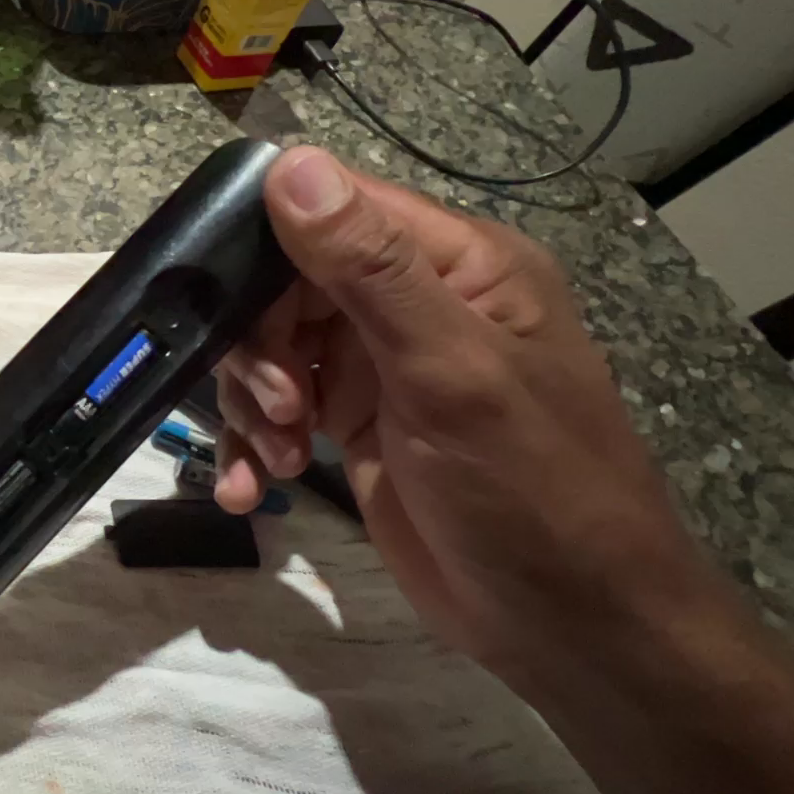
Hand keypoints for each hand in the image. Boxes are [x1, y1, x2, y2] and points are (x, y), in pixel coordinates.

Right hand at [213, 147, 708, 671]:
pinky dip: (252, 442)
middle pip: (282, 284)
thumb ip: (367, 269)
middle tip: (277, 406)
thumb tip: (290, 162)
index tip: (229, 303)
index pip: (330, 209)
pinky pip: (271, 406)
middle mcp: (407, 300)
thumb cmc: (528, 490)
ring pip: (266, 346)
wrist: (563, 630)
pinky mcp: (345, 416)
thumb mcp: (447, 371)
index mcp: (452, 263)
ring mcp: (372, 361)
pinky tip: (249, 487)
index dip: (267, 247)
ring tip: (280, 456)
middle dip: (259, 347)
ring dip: (253, 402)